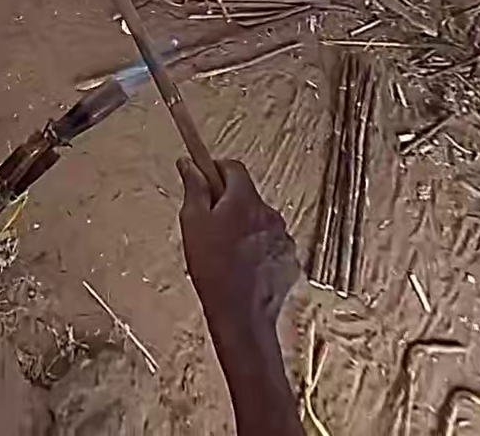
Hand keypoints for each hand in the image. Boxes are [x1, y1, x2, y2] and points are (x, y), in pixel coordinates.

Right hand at [176, 157, 297, 323]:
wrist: (241, 316)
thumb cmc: (213, 267)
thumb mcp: (192, 221)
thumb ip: (193, 187)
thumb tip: (188, 163)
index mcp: (244, 201)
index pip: (233, 167)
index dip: (216, 170)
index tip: (203, 181)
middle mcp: (269, 214)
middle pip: (246, 193)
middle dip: (228, 201)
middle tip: (209, 221)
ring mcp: (283, 239)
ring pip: (258, 218)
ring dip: (243, 224)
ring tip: (224, 247)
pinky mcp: (290, 260)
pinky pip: (270, 241)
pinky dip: (257, 245)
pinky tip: (241, 263)